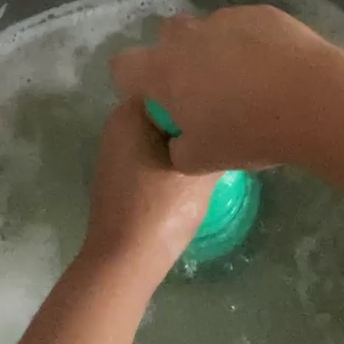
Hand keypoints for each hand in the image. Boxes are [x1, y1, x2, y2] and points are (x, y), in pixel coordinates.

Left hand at [79, 100, 220, 284]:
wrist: (122, 262)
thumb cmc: (160, 210)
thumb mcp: (199, 173)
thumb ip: (215, 142)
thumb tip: (231, 126)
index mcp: (130, 113)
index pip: (168, 81)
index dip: (197, 88)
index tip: (223, 101)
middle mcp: (116, 124)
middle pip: (162, 108)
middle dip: (189, 115)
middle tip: (222, 124)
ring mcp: (113, 149)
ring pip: (155, 131)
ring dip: (179, 138)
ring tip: (210, 146)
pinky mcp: (116, 172)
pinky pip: (146, 151)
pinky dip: (166, 155)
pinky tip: (187, 170)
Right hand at [109, 4, 343, 172]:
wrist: (312, 99)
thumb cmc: (248, 133)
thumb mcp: (201, 162)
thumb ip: (177, 148)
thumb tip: (180, 138)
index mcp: (163, 70)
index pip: (122, 66)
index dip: (132, 82)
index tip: (156, 101)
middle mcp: (187, 36)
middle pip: (166, 37)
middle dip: (175, 57)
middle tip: (202, 91)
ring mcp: (224, 18)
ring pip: (207, 30)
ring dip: (215, 50)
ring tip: (247, 83)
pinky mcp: (259, 12)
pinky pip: (243, 27)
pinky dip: (250, 44)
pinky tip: (275, 70)